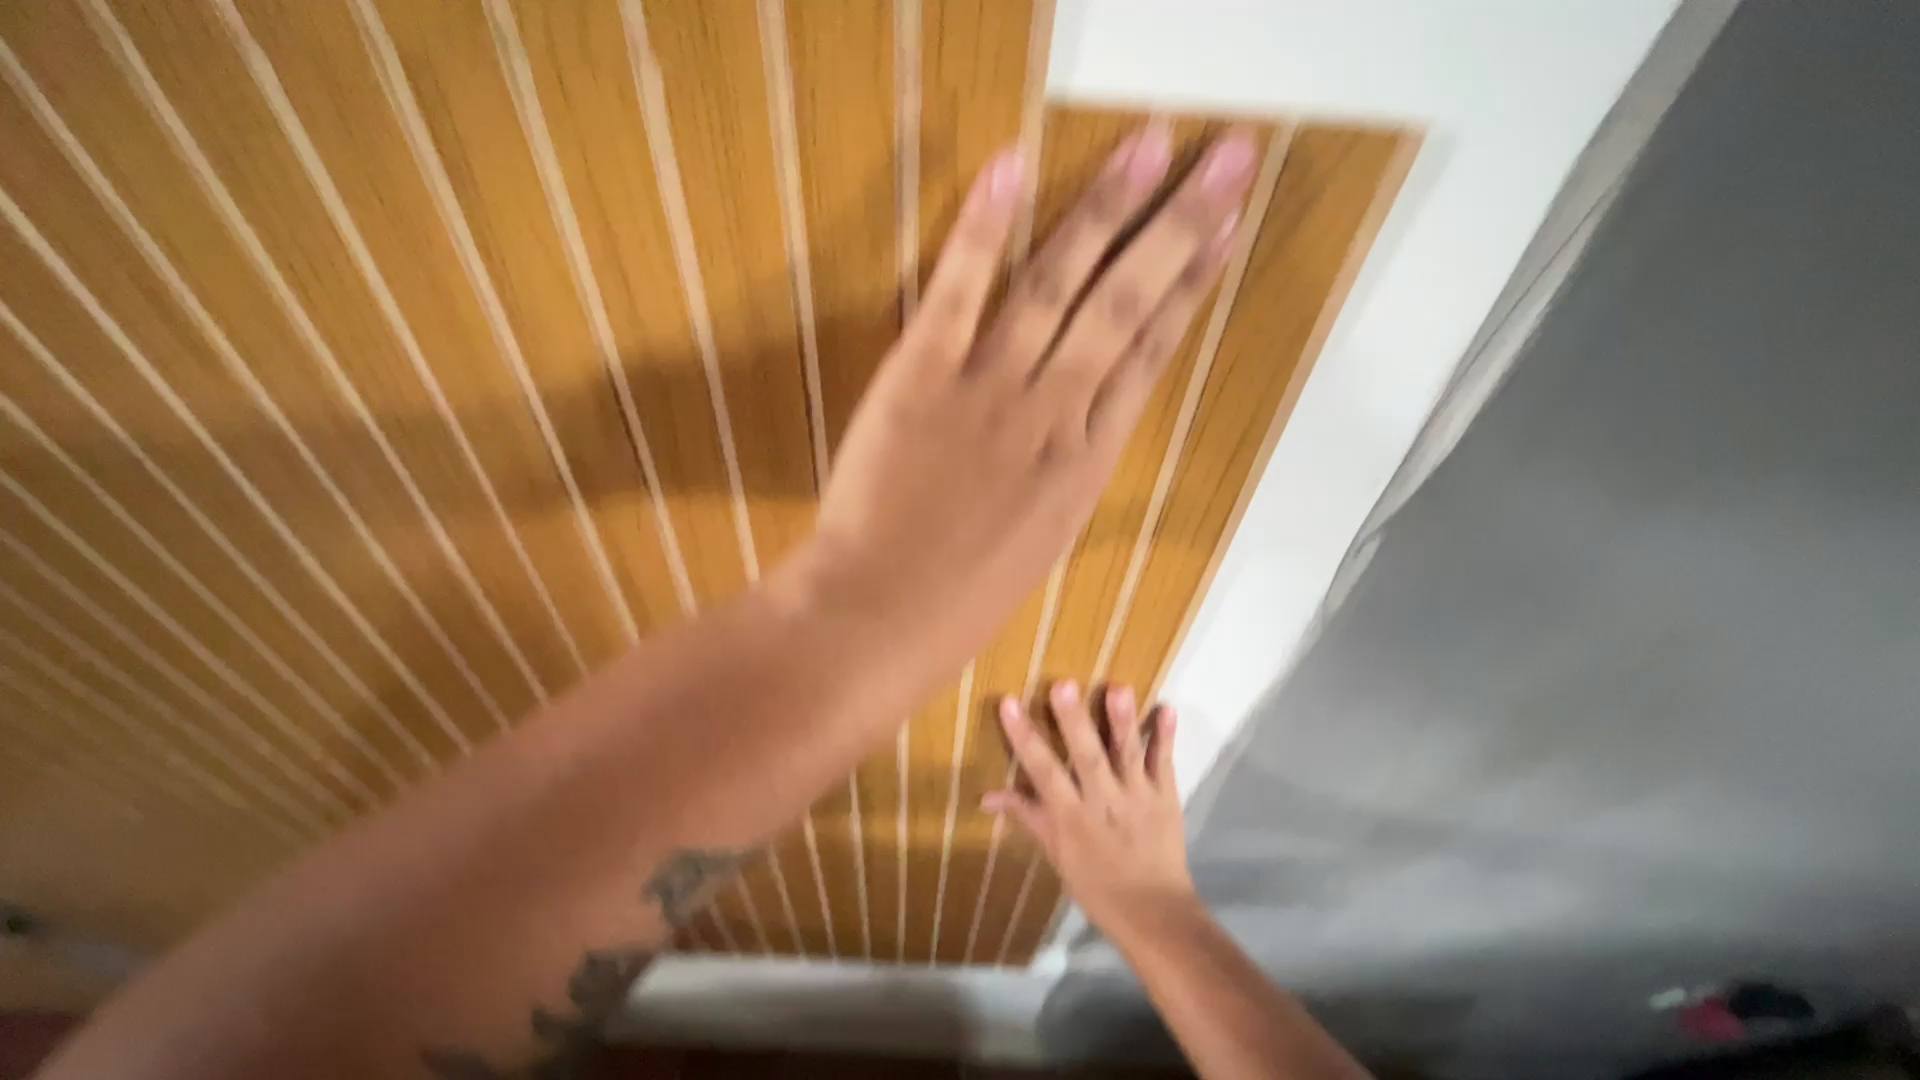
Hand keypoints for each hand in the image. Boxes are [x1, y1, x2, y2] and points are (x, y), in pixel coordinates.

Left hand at [794, 126, 1258, 666]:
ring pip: (1058, 289)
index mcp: (1087, 462)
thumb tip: (1085, 425)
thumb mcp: (1040, 541)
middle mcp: (1054, 416)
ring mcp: (990, 394)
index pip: (1151, 355)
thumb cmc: (961, 598)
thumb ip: (1065, 473)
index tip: (1225, 230)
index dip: (1191, 287)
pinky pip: (960, 296)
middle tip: (1227, 155)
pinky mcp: (921, 380)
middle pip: (1126, 307)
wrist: (880, 618)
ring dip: (1105, 210)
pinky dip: (985, 231)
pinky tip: (1014, 167)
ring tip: (1151, 144)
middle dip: (1178, 226)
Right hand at [985, 680, 1198, 935]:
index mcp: (1072, 818)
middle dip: (1074, 722)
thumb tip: (988, 795)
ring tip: (1118, 688)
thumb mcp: (1057, 855)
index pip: (1043, 773)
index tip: (1009, 704)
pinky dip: (1166, 737)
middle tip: (1063, 685)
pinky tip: (1166, 708)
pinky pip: (1165, 763)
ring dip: (1123, 722)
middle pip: (1087, 758)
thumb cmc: (1097, 885)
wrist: (1154, 914)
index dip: (1025, 739)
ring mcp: (1138, 798)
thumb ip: (1028, 817)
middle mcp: (1103, 803)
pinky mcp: (1166, 797)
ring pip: (1128, 756)